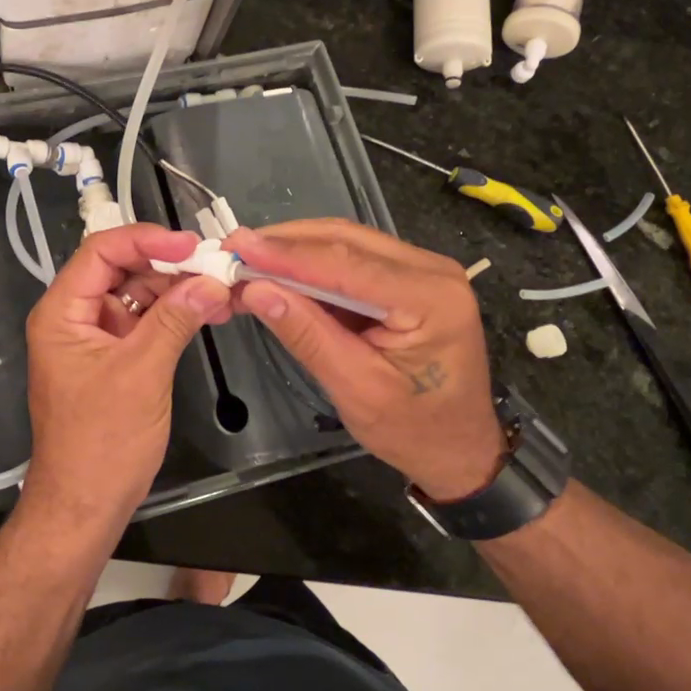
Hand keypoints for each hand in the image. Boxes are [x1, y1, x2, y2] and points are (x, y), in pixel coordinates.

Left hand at [22, 224, 232, 523]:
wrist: (85, 505)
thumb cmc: (103, 441)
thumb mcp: (141, 374)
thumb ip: (174, 321)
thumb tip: (211, 282)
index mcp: (62, 313)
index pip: (100, 252)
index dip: (145, 240)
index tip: (191, 244)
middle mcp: (73, 317)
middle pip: (120, 270)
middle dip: (167, 265)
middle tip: (215, 265)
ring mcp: (94, 338)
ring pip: (135, 295)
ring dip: (175, 290)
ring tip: (220, 288)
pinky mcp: (113, 358)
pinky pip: (142, 323)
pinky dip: (172, 315)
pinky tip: (207, 311)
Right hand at [224, 220, 505, 500]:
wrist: (459, 450)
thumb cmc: (414, 430)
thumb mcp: (356, 388)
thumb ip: (307, 334)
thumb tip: (255, 290)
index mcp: (432, 299)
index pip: (347, 264)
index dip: (287, 254)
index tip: (237, 247)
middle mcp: (432, 270)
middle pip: (345, 240)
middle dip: (284, 243)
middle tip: (231, 250)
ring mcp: (421, 269)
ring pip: (345, 242)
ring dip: (293, 249)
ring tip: (245, 259)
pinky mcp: (406, 277)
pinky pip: (351, 258)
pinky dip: (310, 263)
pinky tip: (276, 269)